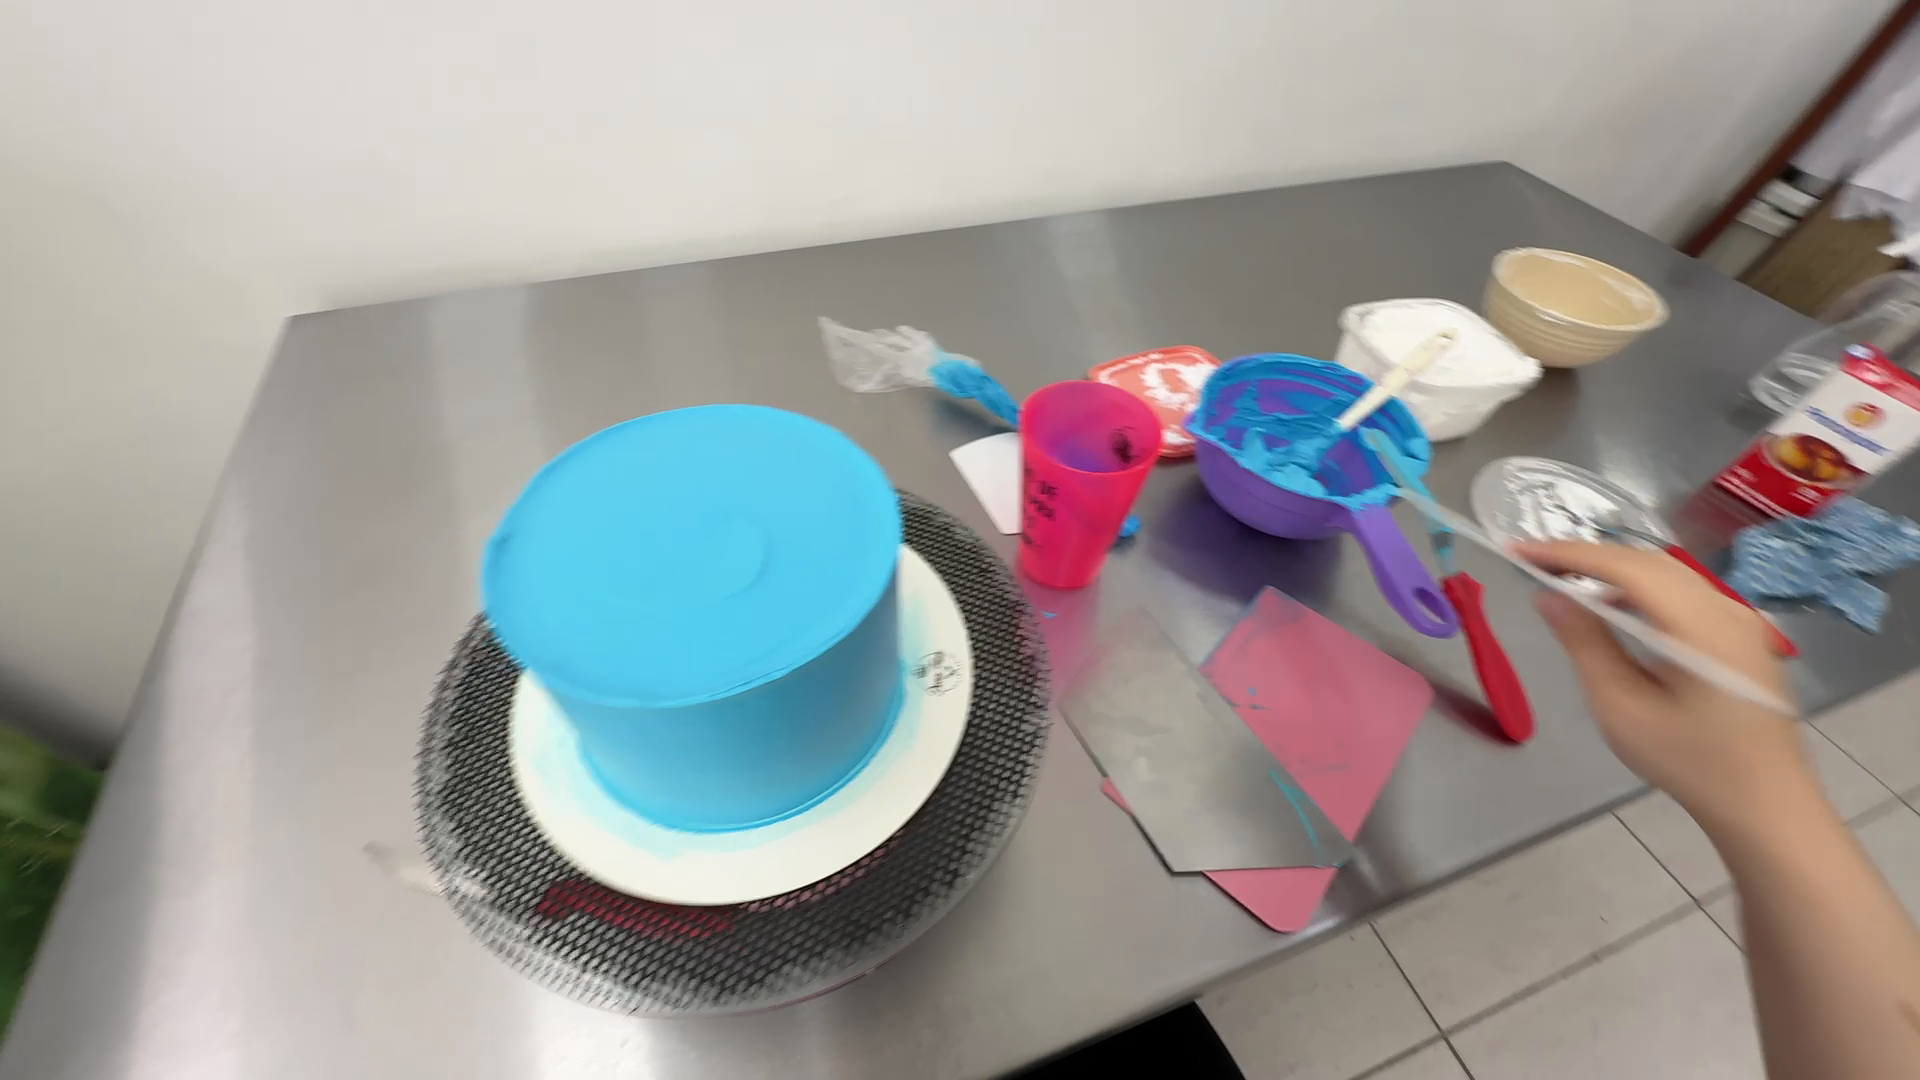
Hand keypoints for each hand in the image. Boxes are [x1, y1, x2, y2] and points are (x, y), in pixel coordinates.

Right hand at [1514, 540, 1807, 832]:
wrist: (1763, 801)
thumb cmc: (1686, 759)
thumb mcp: (1619, 704)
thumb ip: (1584, 642)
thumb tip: (1548, 595)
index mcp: (1702, 630)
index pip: (1628, 569)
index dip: (1568, 554)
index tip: (1516, 550)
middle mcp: (1728, 613)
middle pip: (1648, 562)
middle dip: (1584, 555)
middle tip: (1528, 560)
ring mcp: (1739, 622)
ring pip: (1665, 571)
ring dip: (1608, 567)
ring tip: (1557, 576)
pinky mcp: (1737, 634)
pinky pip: (1679, 590)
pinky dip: (1633, 584)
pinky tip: (1605, 602)